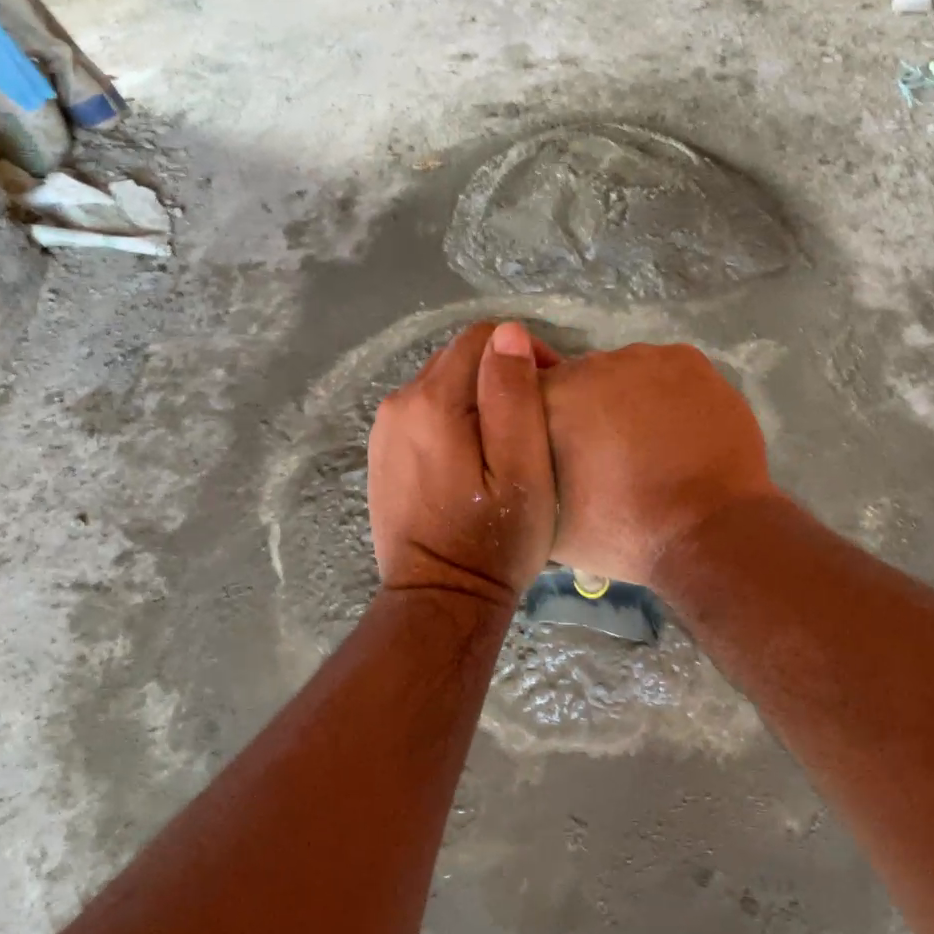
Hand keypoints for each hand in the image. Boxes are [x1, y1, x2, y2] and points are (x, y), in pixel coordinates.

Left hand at [368, 321, 560, 608]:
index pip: (483, 338)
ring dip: (476, 399)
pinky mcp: (383, 455)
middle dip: (500, 376)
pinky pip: (424, 415)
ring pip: (441, 385)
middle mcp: (399, 403)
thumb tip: (508, 334)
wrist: (440, 599)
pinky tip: (473, 461)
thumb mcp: (523, 467)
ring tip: (506, 445)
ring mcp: (385, 430)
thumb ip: (514, 395)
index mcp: (433, 399)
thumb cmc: (494, 539)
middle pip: (459, 359)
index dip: (524, 353)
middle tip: (534, 422)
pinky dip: (453, 422)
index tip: (551, 393)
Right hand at [541, 343, 777, 586]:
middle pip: (579, 382)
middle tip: (607, 459)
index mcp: (548, 398)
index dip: (546, 425)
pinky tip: (677, 434)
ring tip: (648, 449)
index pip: (529, 397)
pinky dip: (667, 397)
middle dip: (587, 412)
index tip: (564, 457)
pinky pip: (666, 373)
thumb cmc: (621, 534)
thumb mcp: (544, 522)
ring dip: (628, 402)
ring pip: (624, 375)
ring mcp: (644, 357)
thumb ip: (522, 478)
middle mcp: (590, 364)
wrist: (708, 533)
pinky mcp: (688, 360)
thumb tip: (522, 461)